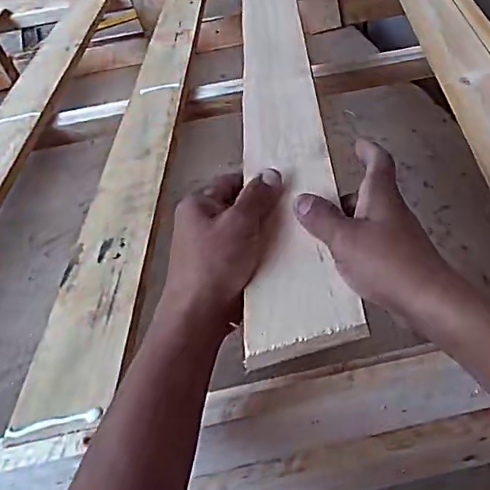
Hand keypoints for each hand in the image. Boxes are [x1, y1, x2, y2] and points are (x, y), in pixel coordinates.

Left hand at [160, 169, 280, 335]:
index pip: (233, 181)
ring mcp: (208, 247)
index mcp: (197, 204)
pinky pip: (244, 251)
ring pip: (244, 230)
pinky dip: (259, 251)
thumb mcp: (240, 222)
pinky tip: (280, 254)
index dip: (258, 183)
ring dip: (264, 232)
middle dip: (264, 209)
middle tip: (292, 211)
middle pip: (239, 205)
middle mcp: (199, 222)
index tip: (286, 188)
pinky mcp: (219, 267)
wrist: (199, 316)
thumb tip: (271, 172)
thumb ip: (257, 196)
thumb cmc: (216, 264)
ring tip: (291, 232)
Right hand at [293, 140, 465, 320]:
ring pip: (371, 219)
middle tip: (321, 204)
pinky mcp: (402, 259)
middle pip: (370, 193)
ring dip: (350, 222)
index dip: (368, 150)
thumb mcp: (345, 239)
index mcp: (381, 196)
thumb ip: (322, 219)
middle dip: (347, 196)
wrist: (428, 299)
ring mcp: (400, 235)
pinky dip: (358, 244)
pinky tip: (345, 263)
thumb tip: (303, 199)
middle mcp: (393, 211)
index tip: (358, 144)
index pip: (378, 163)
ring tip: (324, 236)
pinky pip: (374, 242)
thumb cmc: (387, 262)